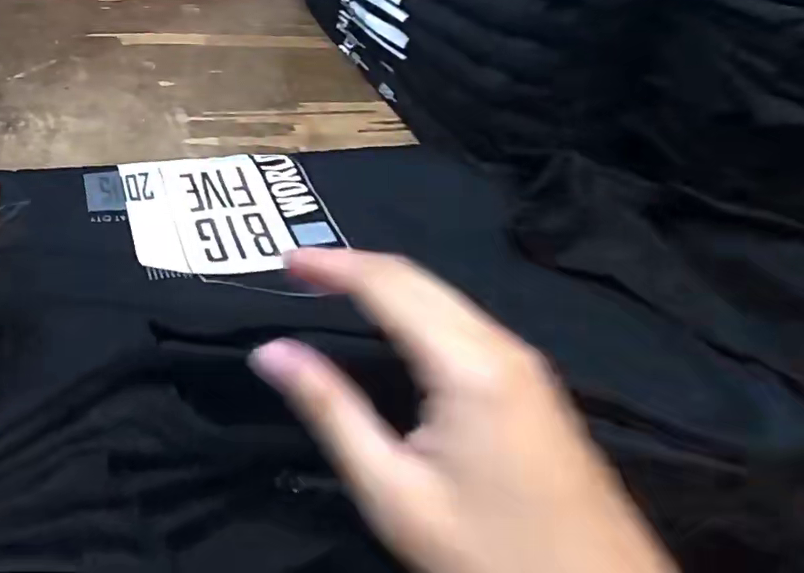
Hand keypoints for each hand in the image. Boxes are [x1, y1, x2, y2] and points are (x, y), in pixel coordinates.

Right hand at [249, 249, 676, 572]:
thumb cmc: (495, 556)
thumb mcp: (395, 492)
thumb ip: (329, 410)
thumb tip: (269, 352)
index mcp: (468, 367)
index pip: (387, 283)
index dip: (330, 264)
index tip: (285, 261)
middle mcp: (503, 351)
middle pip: (415, 277)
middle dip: (350, 263)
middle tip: (297, 268)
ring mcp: (526, 368)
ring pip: (439, 293)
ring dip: (379, 279)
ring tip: (328, 285)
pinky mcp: (534, 387)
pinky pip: (457, 316)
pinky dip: (408, 301)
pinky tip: (385, 317)